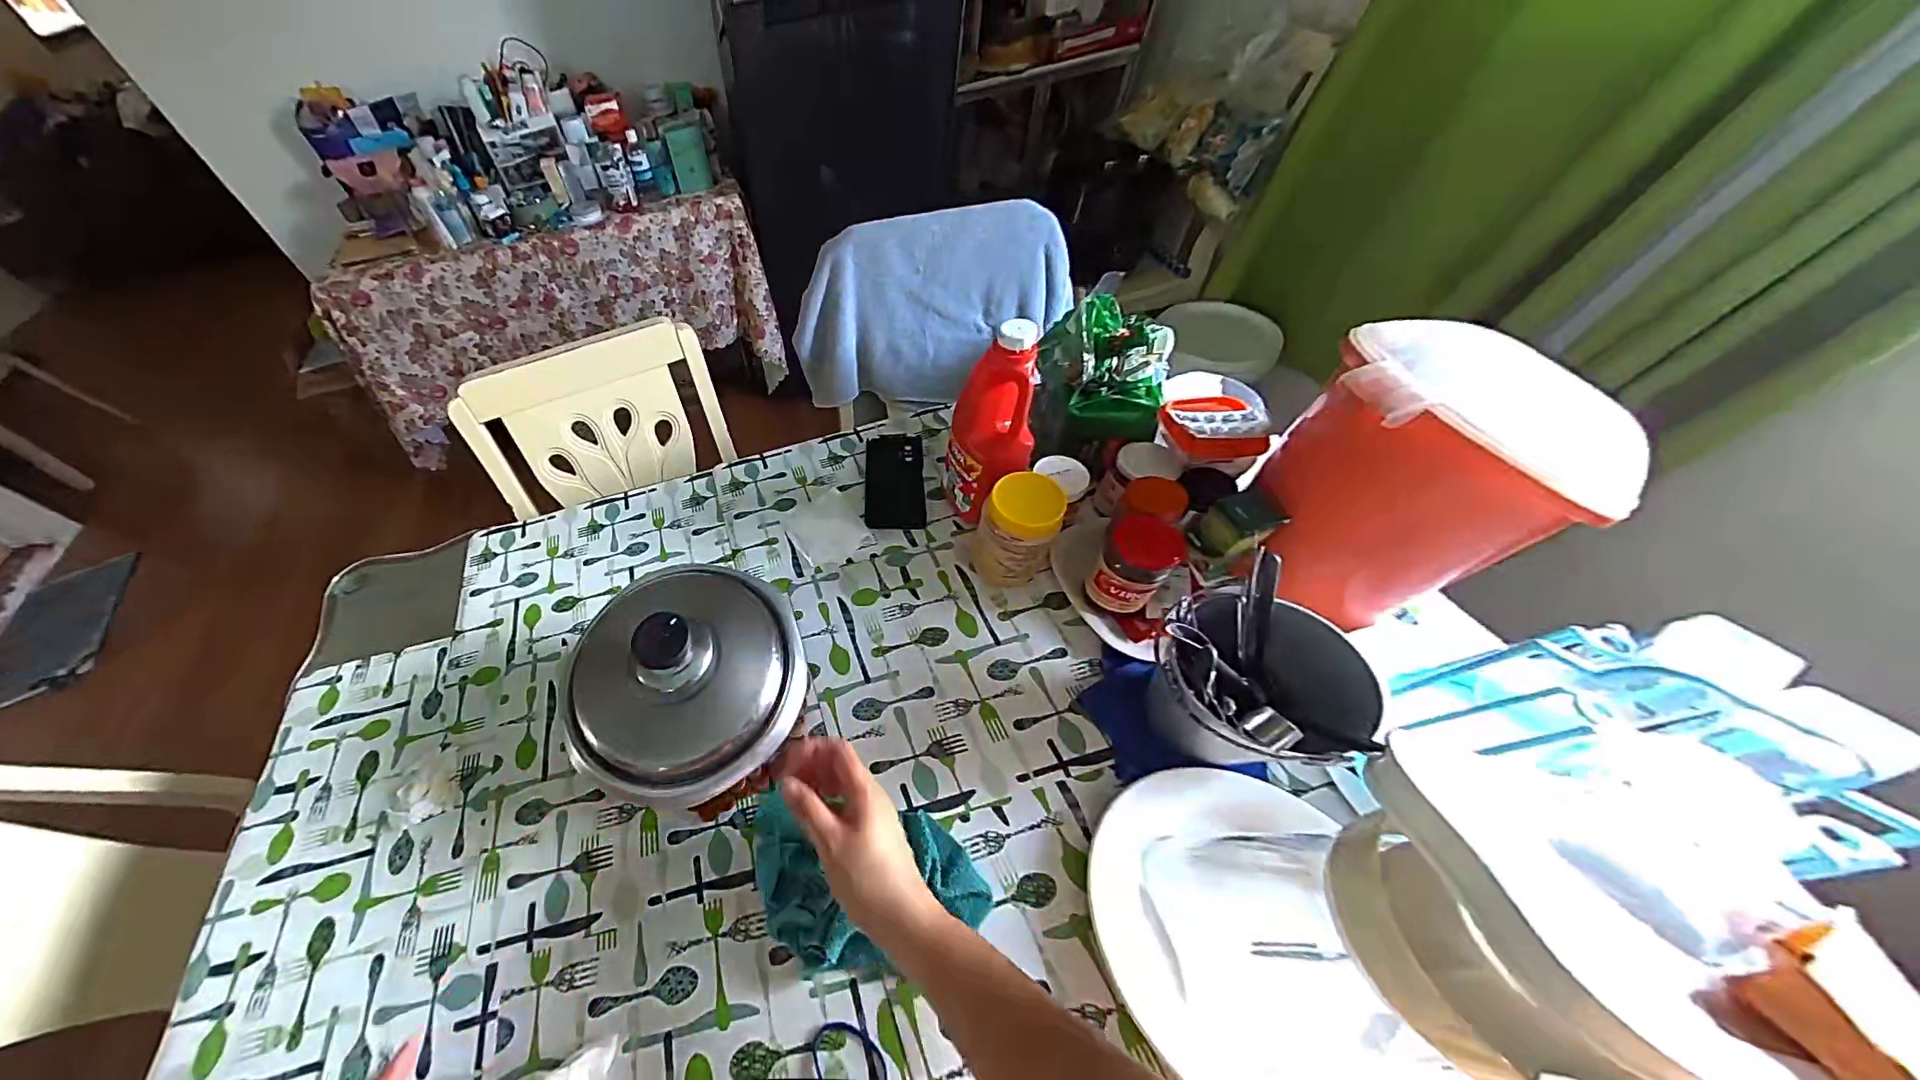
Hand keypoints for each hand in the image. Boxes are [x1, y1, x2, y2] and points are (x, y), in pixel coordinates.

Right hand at [777, 737, 946, 942]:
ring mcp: (873, 813)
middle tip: (782, 782)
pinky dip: (826, 802)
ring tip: (790, 798)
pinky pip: (845, 803)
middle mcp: (871, 795)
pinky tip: (810, 818)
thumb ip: (808, 810)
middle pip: (839, 765)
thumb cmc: (867, 880)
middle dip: (810, 765)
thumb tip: (787, 782)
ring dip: (816, 784)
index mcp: (865, 790)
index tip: (784, 763)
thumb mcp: (831, 843)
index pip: (838, 750)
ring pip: (842, 785)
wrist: (904, 917)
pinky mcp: (871, 831)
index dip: (811, 748)